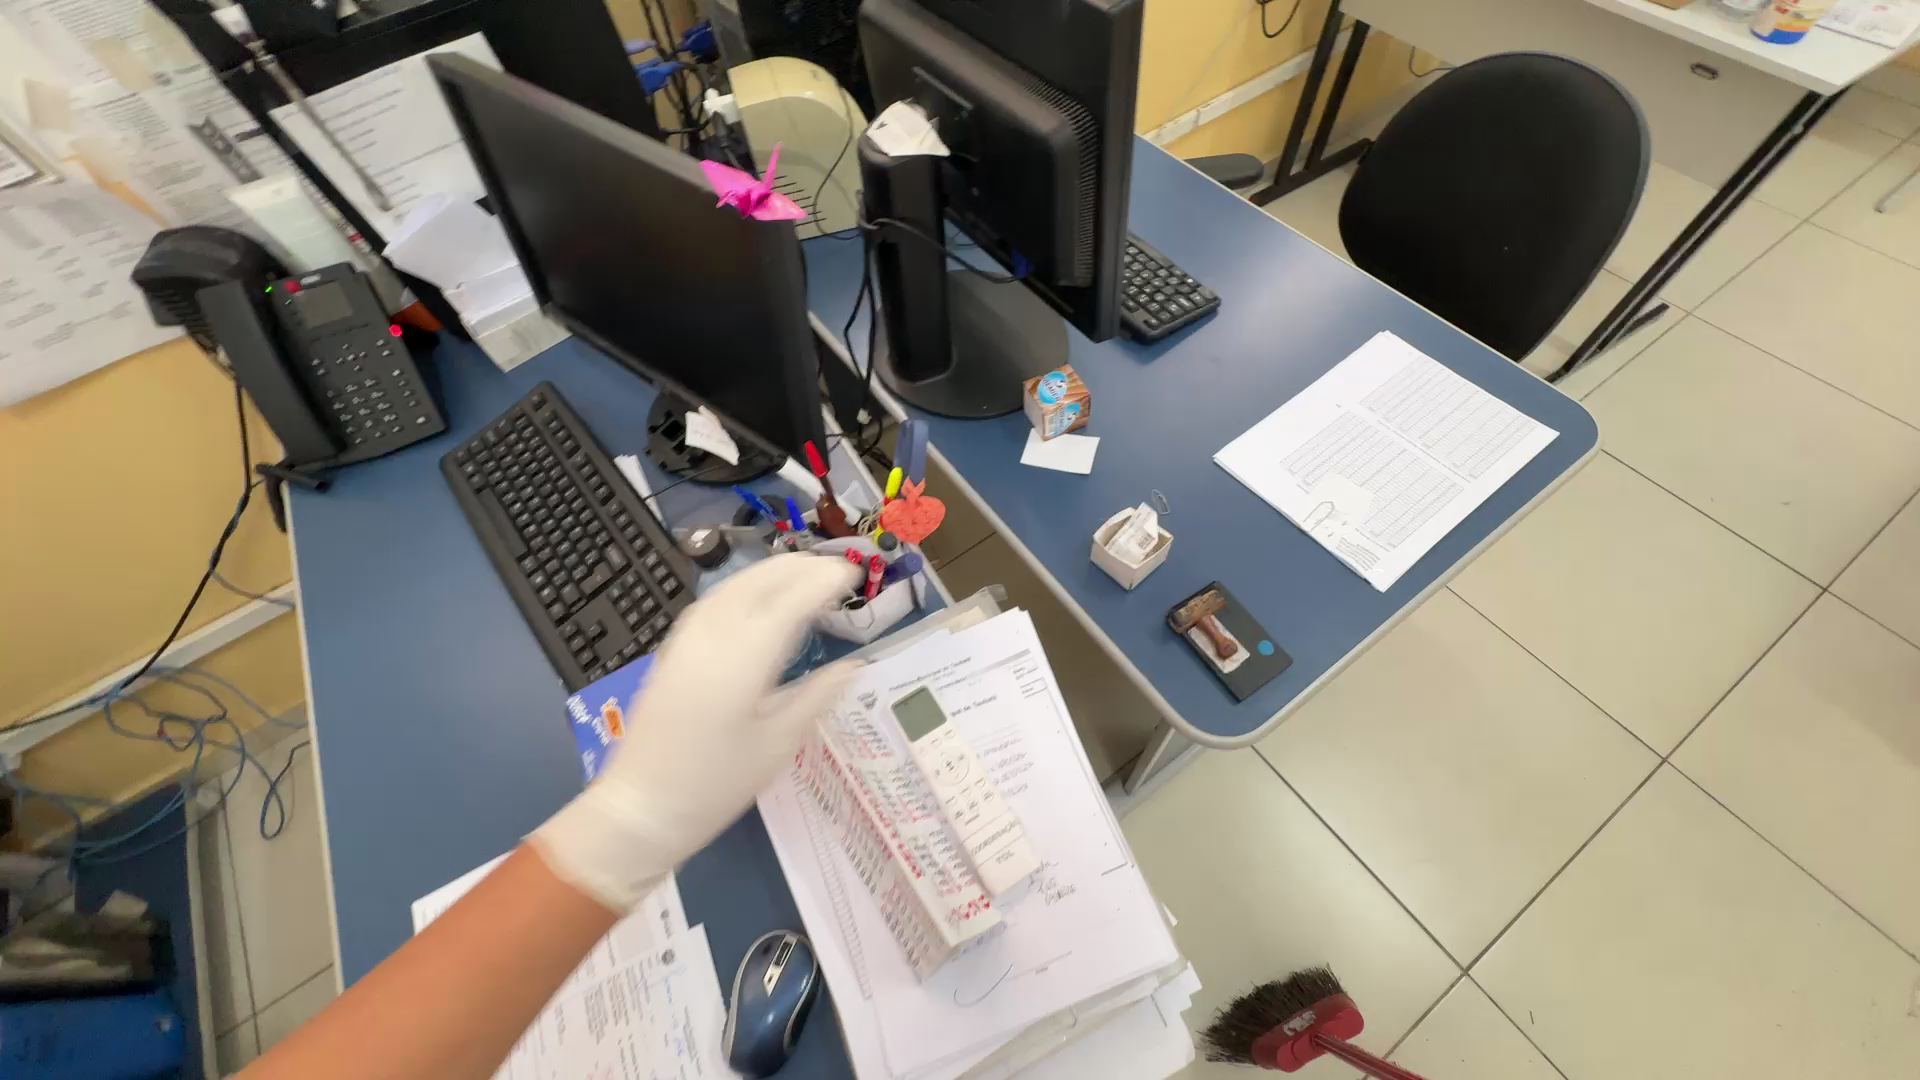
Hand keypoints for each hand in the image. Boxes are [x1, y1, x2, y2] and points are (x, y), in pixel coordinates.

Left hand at [531, 554, 860, 911]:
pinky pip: (715, 599)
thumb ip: (817, 697)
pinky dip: (745, 584)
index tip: (853, 576)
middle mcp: (716, 634)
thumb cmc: (716, 784)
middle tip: (836, 570)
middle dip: (801, 568)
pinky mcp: (674, 649)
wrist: (640, 808)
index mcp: (747, 656)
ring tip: (805, 572)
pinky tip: (758, 594)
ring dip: (773, 571)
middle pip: (762, 581)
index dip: (824, 582)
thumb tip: (852, 667)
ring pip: (735, 585)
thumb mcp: (778, 745)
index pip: (792, 600)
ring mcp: (689, 638)